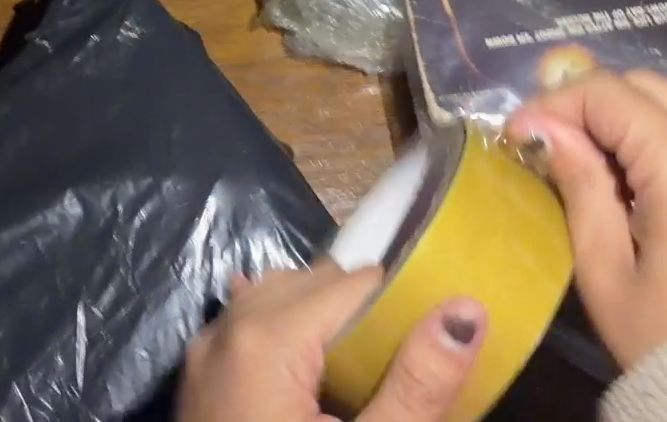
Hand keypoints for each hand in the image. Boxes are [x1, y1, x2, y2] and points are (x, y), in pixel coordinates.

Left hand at [177, 263, 486, 421]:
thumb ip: (417, 384)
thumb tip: (466, 310)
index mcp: (267, 337)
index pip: (352, 282)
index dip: (398, 301)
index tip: (430, 335)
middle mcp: (229, 326)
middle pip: (314, 282)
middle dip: (362, 311)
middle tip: (400, 361)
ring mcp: (207, 349)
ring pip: (280, 294)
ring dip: (323, 317)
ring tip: (360, 369)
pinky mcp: (199, 375)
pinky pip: (248, 319)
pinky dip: (284, 328)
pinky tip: (307, 360)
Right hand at [508, 69, 666, 369]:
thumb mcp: (605, 269)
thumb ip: (578, 182)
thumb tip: (540, 127)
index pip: (608, 95)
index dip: (554, 104)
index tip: (520, 132)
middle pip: (644, 86)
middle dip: (590, 104)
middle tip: (553, 143)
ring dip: (628, 117)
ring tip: (595, 162)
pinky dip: (665, 133)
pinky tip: (641, 174)